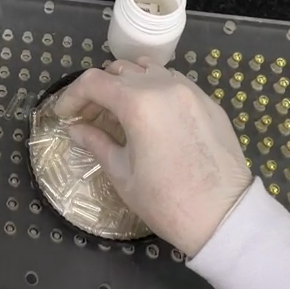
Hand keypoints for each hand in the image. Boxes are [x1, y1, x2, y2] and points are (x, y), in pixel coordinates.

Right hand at [49, 58, 252, 255]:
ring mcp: (189, 90)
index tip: (64, 115)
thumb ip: (96, 142)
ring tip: (121, 111)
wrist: (226, 219)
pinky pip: (173, 81)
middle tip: (90, 117)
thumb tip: (76, 130)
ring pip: (147, 69)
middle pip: (119, 71)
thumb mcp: (122, 174)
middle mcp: (163, 85)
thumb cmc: (167, 201)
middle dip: (98, 91)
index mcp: (137, 102)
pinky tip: (153, 115)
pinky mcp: (208, 101)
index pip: (93, 83)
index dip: (72, 96)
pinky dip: (154, 88)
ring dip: (127, 83)